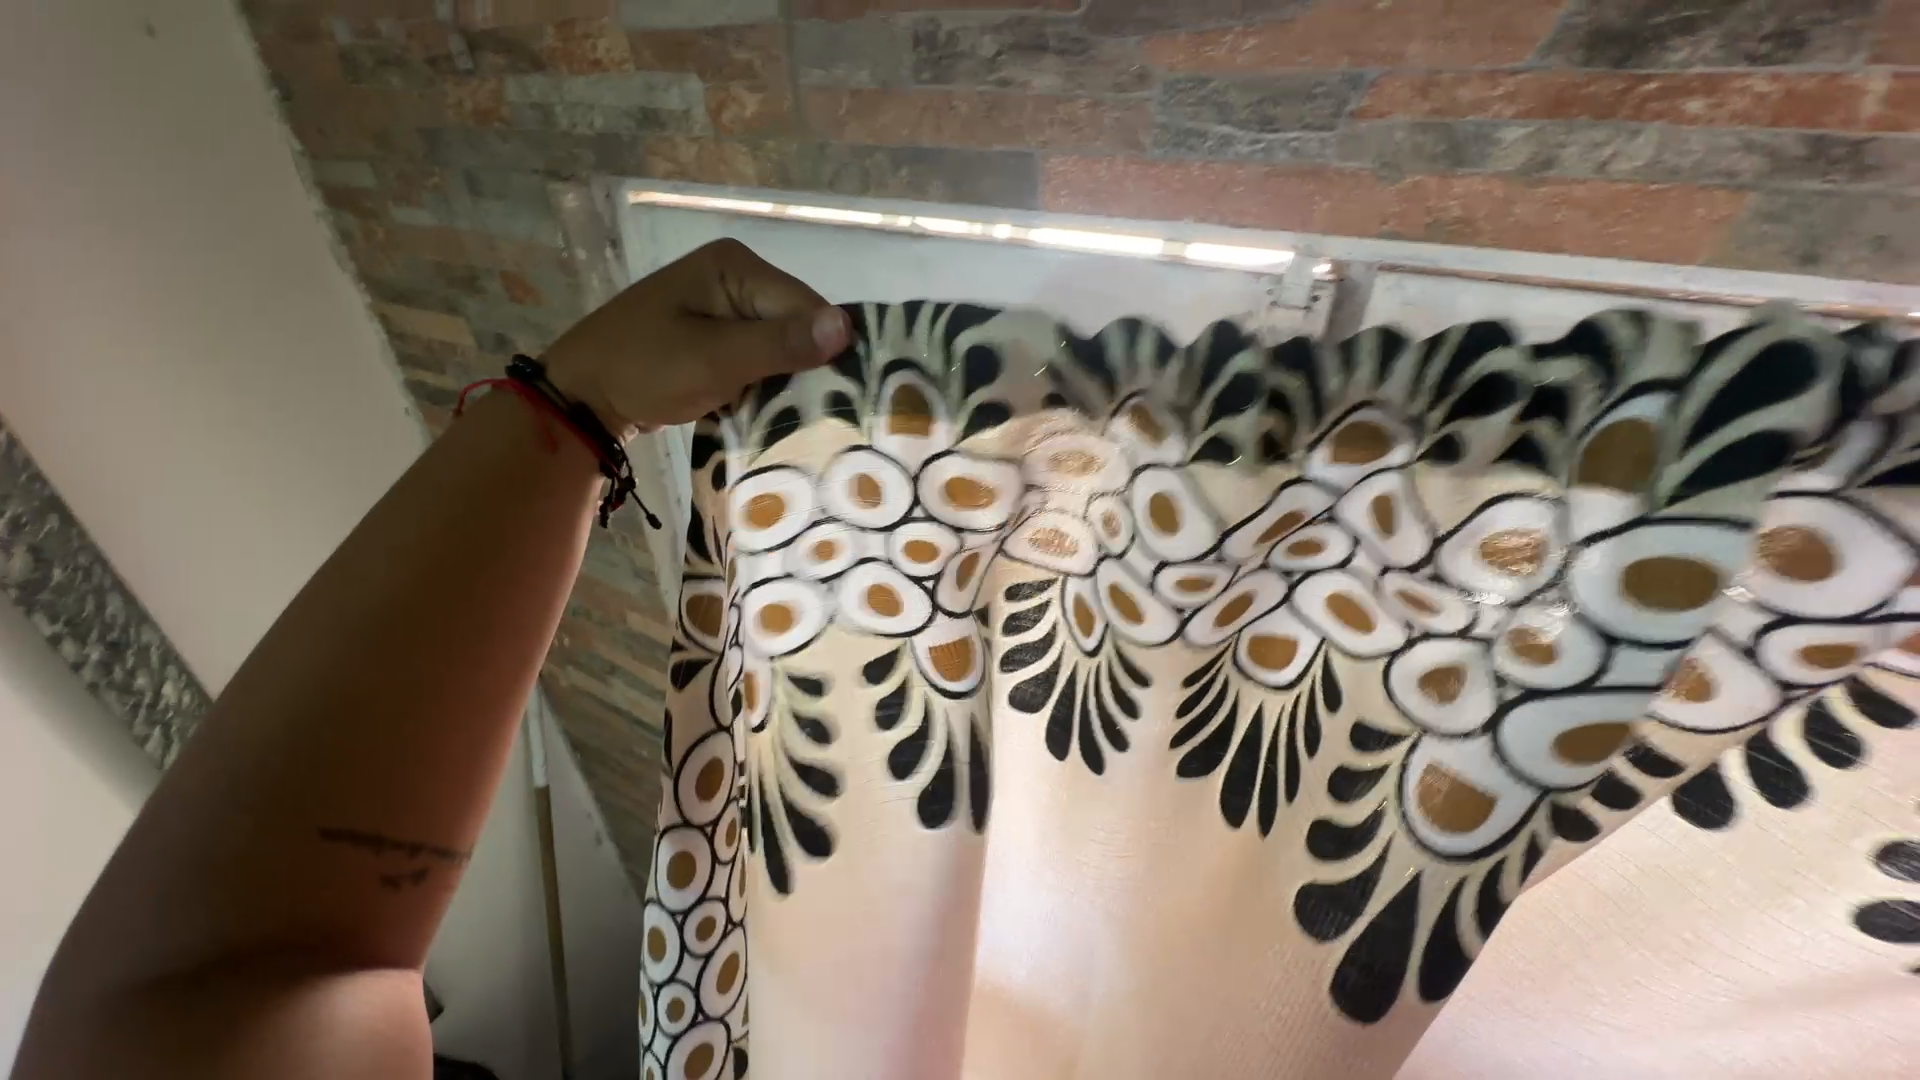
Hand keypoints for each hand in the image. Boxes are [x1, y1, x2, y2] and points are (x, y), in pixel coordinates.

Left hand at [542, 239, 851, 437]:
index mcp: (736, 267)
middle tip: (802, 412)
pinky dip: (764, 385)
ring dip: (785, 382)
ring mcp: (725, 307)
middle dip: (803, 369)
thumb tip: (846, 325)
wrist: (581, 398)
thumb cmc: (642, 370)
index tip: (825, 399)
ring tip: (782, 414)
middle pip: (798, 326)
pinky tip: (761, 408)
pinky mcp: (718, 337)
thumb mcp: (713, 360)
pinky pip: (761, 359)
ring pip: (783, 347)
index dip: (820, 353)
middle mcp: (736, 278)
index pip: (807, 308)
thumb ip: (780, 343)